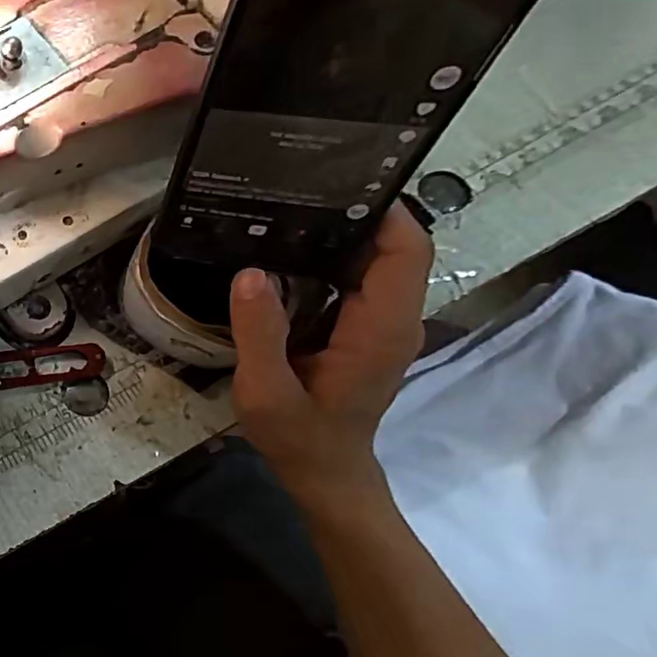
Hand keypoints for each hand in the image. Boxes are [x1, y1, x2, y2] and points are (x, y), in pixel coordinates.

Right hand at [228, 203, 433, 508]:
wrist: (325, 474)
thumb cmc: (299, 438)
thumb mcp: (266, 391)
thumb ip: (259, 333)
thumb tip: (250, 272)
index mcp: (380, 329)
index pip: (406, 251)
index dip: (383, 211)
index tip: (334, 183)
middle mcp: (393, 320)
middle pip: (391, 248)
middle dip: (350, 215)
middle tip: (292, 193)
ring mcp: (381, 325)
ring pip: (373, 262)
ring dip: (336, 236)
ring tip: (283, 214)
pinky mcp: (363, 331)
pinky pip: (355, 282)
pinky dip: (327, 262)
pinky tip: (284, 256)